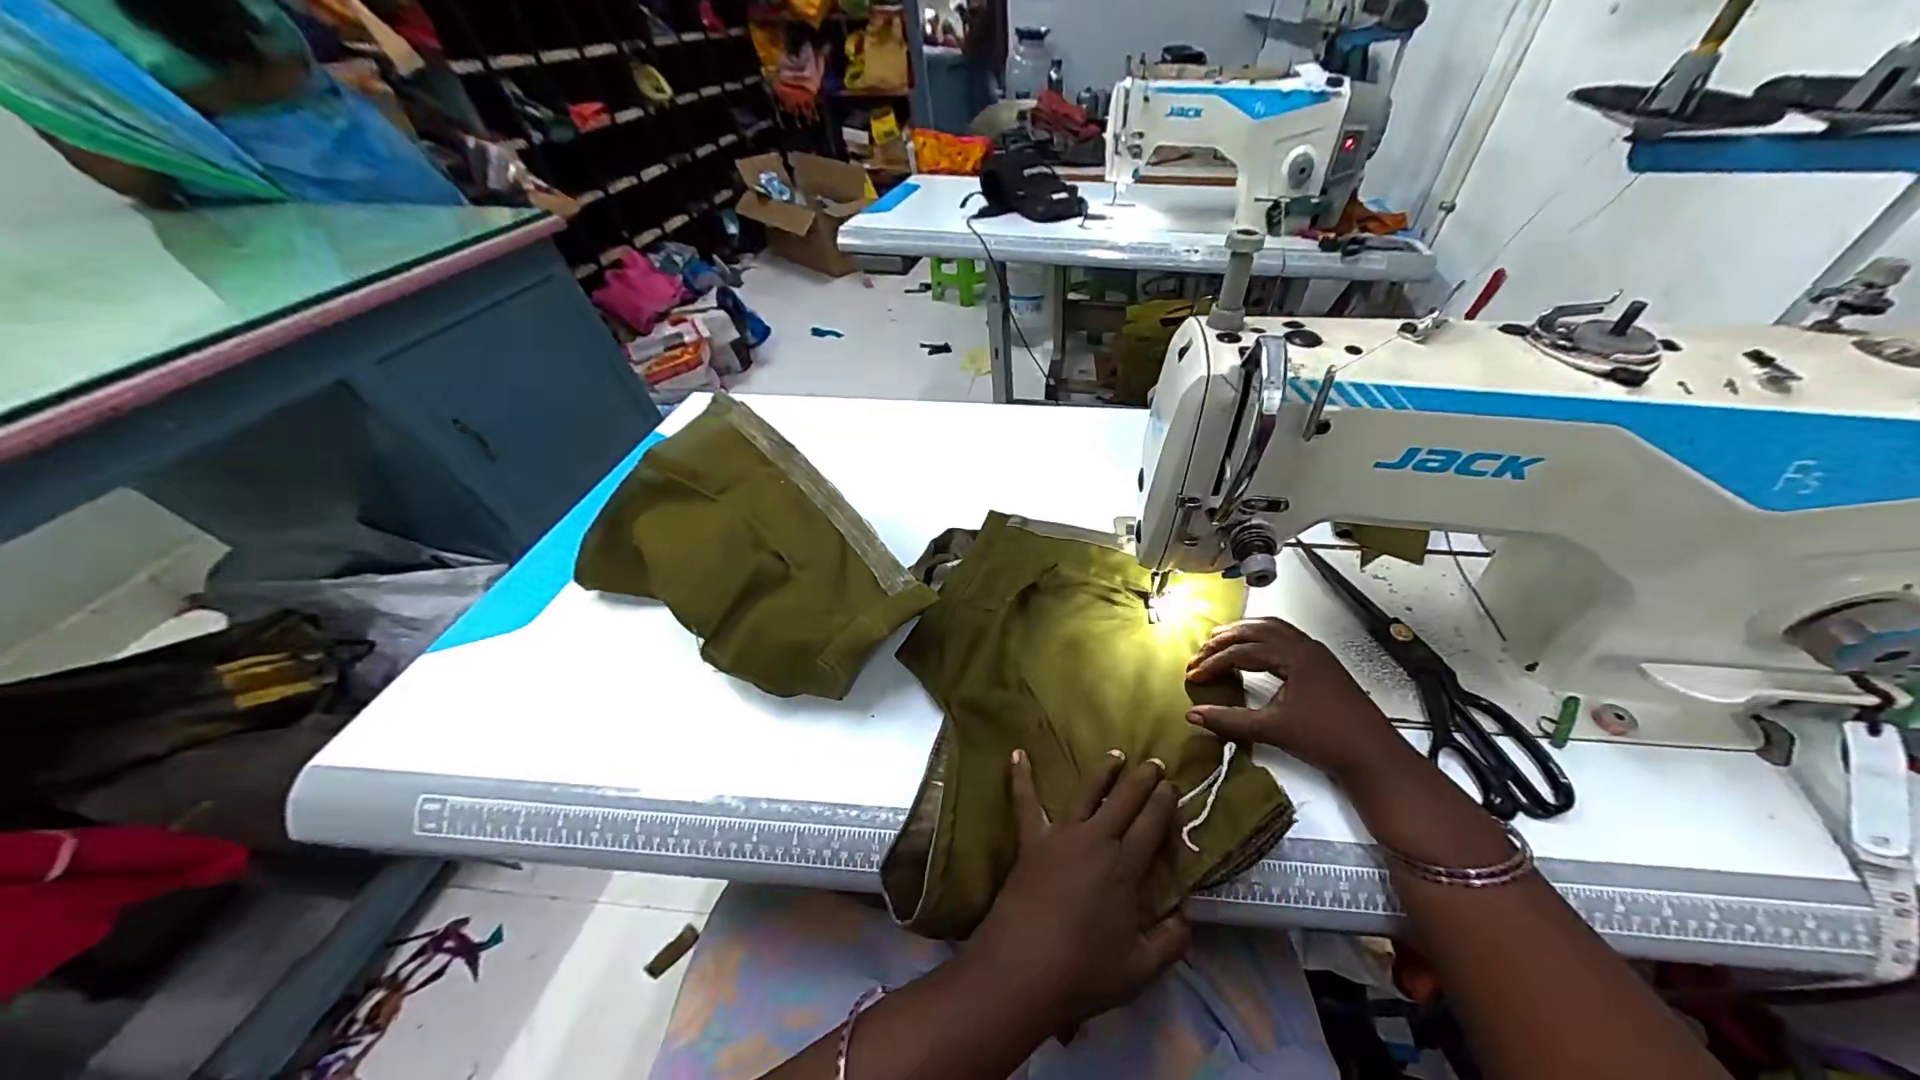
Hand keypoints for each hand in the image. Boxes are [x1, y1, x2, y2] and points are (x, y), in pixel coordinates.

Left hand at [965, 751, 1190, 1031]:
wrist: (1021, 970)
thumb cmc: (1083, 972)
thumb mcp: (1140, 970)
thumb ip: (1170, 942)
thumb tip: (1187, 917)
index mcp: (1126, 867)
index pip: (1152, 824)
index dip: (1164, 801)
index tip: (1173, 784)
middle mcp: (1096, 841)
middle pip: (1125, 800)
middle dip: (1143, 779)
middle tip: (1155, 763)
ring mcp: (1060, 836)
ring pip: (1087, 792)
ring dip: (1103, 771)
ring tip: (1116, 754)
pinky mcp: (1030, 842)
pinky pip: (1025, 803)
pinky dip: (1022, 777)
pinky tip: (1018, 754)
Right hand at [1183, 617, 1411, 783]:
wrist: (1375, 758)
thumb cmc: (1329, 740)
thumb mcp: (1273, 729)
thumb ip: (1230, 721)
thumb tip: (1195, 715)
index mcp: (1296, 656)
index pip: (1243, 651)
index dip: (1213, 663)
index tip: (1195, 676)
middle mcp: (1307, 648)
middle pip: (1256, 630)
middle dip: (1224, 640)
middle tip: (1200, 654)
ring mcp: (1317, 655)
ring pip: (1272, 629)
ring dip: (1243, 634)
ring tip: (1220, 643)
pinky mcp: (1322, 666)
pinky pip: (1285, 638)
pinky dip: (1261, 639)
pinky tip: (1254, 652)